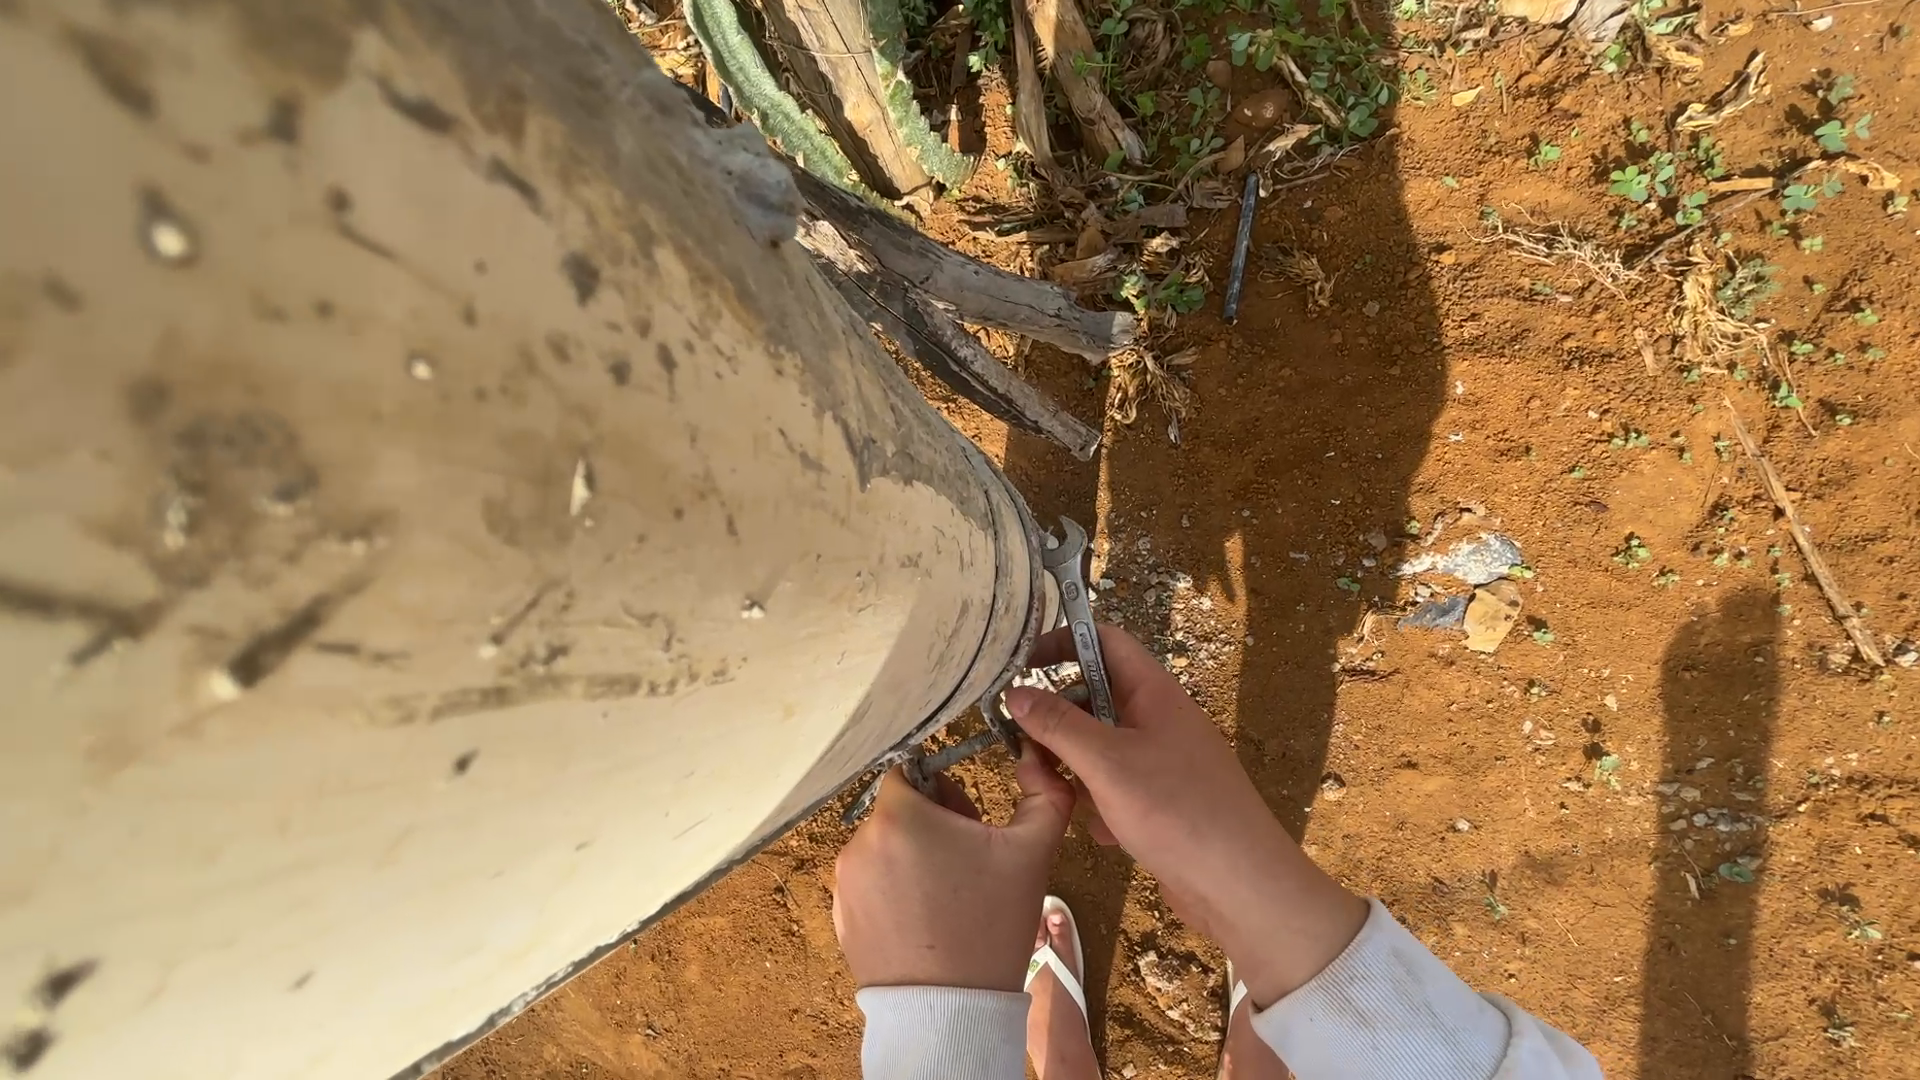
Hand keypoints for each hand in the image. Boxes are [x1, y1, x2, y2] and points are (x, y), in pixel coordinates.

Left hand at [832, 743, 1073, 990]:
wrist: (952, 1014)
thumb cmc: (991, 924)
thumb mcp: (1032, 853)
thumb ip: (1046, 795)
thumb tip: (1038, 761)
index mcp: (898, 815)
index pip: (911, 772)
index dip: (942, 792)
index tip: (965, 823)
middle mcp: (860, 842)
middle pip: (899, 810)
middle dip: (931, 825)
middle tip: (965, 864)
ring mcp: (844, 883)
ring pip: (885, 846)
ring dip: (913, 857)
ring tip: (947, 897)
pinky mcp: (840, 916)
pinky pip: (870, 883)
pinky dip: (894, 890)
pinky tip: (924, 921)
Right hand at [1005, 625, 1367, 1005]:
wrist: (1243, 890)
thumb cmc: (1176, 810)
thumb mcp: (1107, 763)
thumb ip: (1057, 724)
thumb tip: (1014, 691)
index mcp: (1152, 692)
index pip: (1103, 641)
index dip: (1062, 643)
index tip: (1021, 665)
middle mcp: (1156, 719)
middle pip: (1091, 699)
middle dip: (1054, 725)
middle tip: (1026, 755)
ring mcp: (1159, 761)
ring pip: (1096, 747)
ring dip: (1071, 769)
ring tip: (1057, 799)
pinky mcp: (1159, 801)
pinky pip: (1112, 785)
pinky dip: (1098, 804)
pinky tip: (1102, 833)